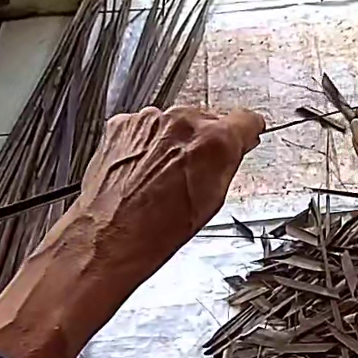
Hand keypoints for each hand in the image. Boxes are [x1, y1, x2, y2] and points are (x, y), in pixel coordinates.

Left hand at [0, 105, 263, 357]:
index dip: (248, 132)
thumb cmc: (157, 230)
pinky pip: (147, 129)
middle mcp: (182, 122)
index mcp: (215, 141)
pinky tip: (146, 173)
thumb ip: (228, 164)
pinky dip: (148, 145)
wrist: (109, 237)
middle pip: (209, 121)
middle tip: (200, 174)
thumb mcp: (214, 201)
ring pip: (176, 125)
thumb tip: (235, 148)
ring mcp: (150, 121)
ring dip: (176, 144)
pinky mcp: (124, 125)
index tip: (246, 136)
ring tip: (167, 180)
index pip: (247, 120)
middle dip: (207, 143)